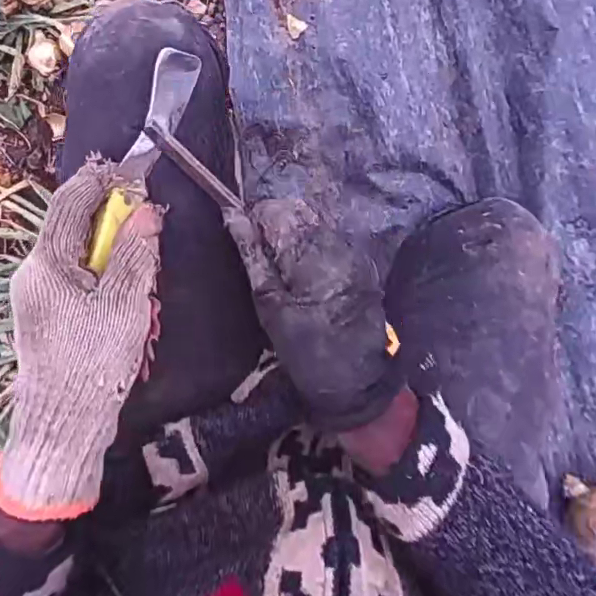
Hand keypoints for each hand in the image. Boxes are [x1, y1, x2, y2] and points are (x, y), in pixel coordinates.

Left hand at [0, 159, 161, 522]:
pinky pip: (73, 276)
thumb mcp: (124, 304)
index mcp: (45, 263)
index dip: (100, 181)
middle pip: (70, 225)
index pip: (69, 202)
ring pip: (74, 252)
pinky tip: (121, 289)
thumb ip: (134, 253)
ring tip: (138, 260)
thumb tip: (144, 211)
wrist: (62, 425)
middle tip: (143, 219)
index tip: (130, 172)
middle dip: (107, 217)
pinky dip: (99, 270)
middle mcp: (32, 272)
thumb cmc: (93, 364)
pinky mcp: (43, 312)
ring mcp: (34, 293)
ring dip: (106, 246)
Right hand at [223, 199, 401, 431]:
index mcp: (311, 254)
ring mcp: (354, 252)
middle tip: (264, 260)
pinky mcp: (363, 263)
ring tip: (284, 270)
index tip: (245, 237)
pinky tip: (305, 277)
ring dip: (294, 239)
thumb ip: (251, 256)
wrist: (357, 384)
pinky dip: (312, 251)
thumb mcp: (269, 307)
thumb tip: (232, 216)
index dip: (255, 219)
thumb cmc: (305, 350)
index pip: (277, 211)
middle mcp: (338, 244)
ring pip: (313, 226)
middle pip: (297, 214)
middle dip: (276, 230)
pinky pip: (329, 241)